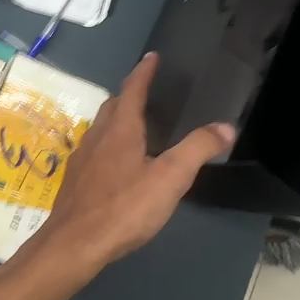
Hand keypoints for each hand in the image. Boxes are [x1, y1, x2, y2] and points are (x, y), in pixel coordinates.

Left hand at [28, 53, 234, 273]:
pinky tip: (115, 160)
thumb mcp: (170, 178)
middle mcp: (97, 135)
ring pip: (101, 126)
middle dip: (130, 93)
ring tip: (134, 123)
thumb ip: (197, 150)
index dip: (144, 72)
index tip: (152, 57)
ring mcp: (82, 156)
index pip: (132, 89)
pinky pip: (94, 148)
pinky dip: (108, 141)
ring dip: (117, 117)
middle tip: (146, 90)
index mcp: (120, 129)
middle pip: (113, 105)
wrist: (75, 242)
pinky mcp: (75, 178)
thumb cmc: (125, 207)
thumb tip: (225, 126)